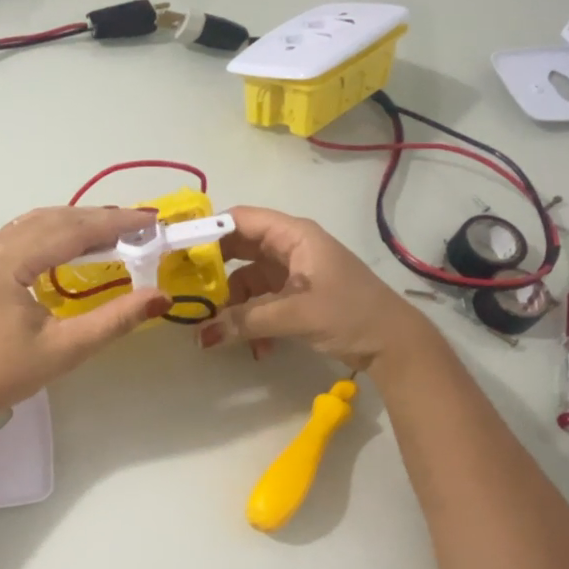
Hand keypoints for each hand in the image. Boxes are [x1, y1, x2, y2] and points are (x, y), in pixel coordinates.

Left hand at [0, 207, 171, 416]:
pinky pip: (26, 235)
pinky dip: (57, 233)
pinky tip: (77, 244)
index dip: (115, 223)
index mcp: (9, 260)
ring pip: (39, 223)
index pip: (72, 230)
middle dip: (100, 220)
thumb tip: (160, 297)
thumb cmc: (7, 373)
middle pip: (55, 219)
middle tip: (141, 226)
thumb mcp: (66, 349)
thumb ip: (115, 320)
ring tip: (117, 231)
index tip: (151, 221)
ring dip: (79, 224)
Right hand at [198, 206, 430, 371]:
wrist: (393, 344)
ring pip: (247, 281)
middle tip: (185, 292)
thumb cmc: (349, 314)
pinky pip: (261, 303)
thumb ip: (245, 322)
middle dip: (213, 274)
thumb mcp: (294, 315)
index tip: (175, 251)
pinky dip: (252, 321)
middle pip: (238, 250)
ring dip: (234, 307)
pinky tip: (254, 347)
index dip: (207, 231)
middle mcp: (290, 247)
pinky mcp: (296, 296)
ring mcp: (293, 272)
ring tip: (222, 332)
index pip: (240, 220)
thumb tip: (201, 336)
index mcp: (294, 235)